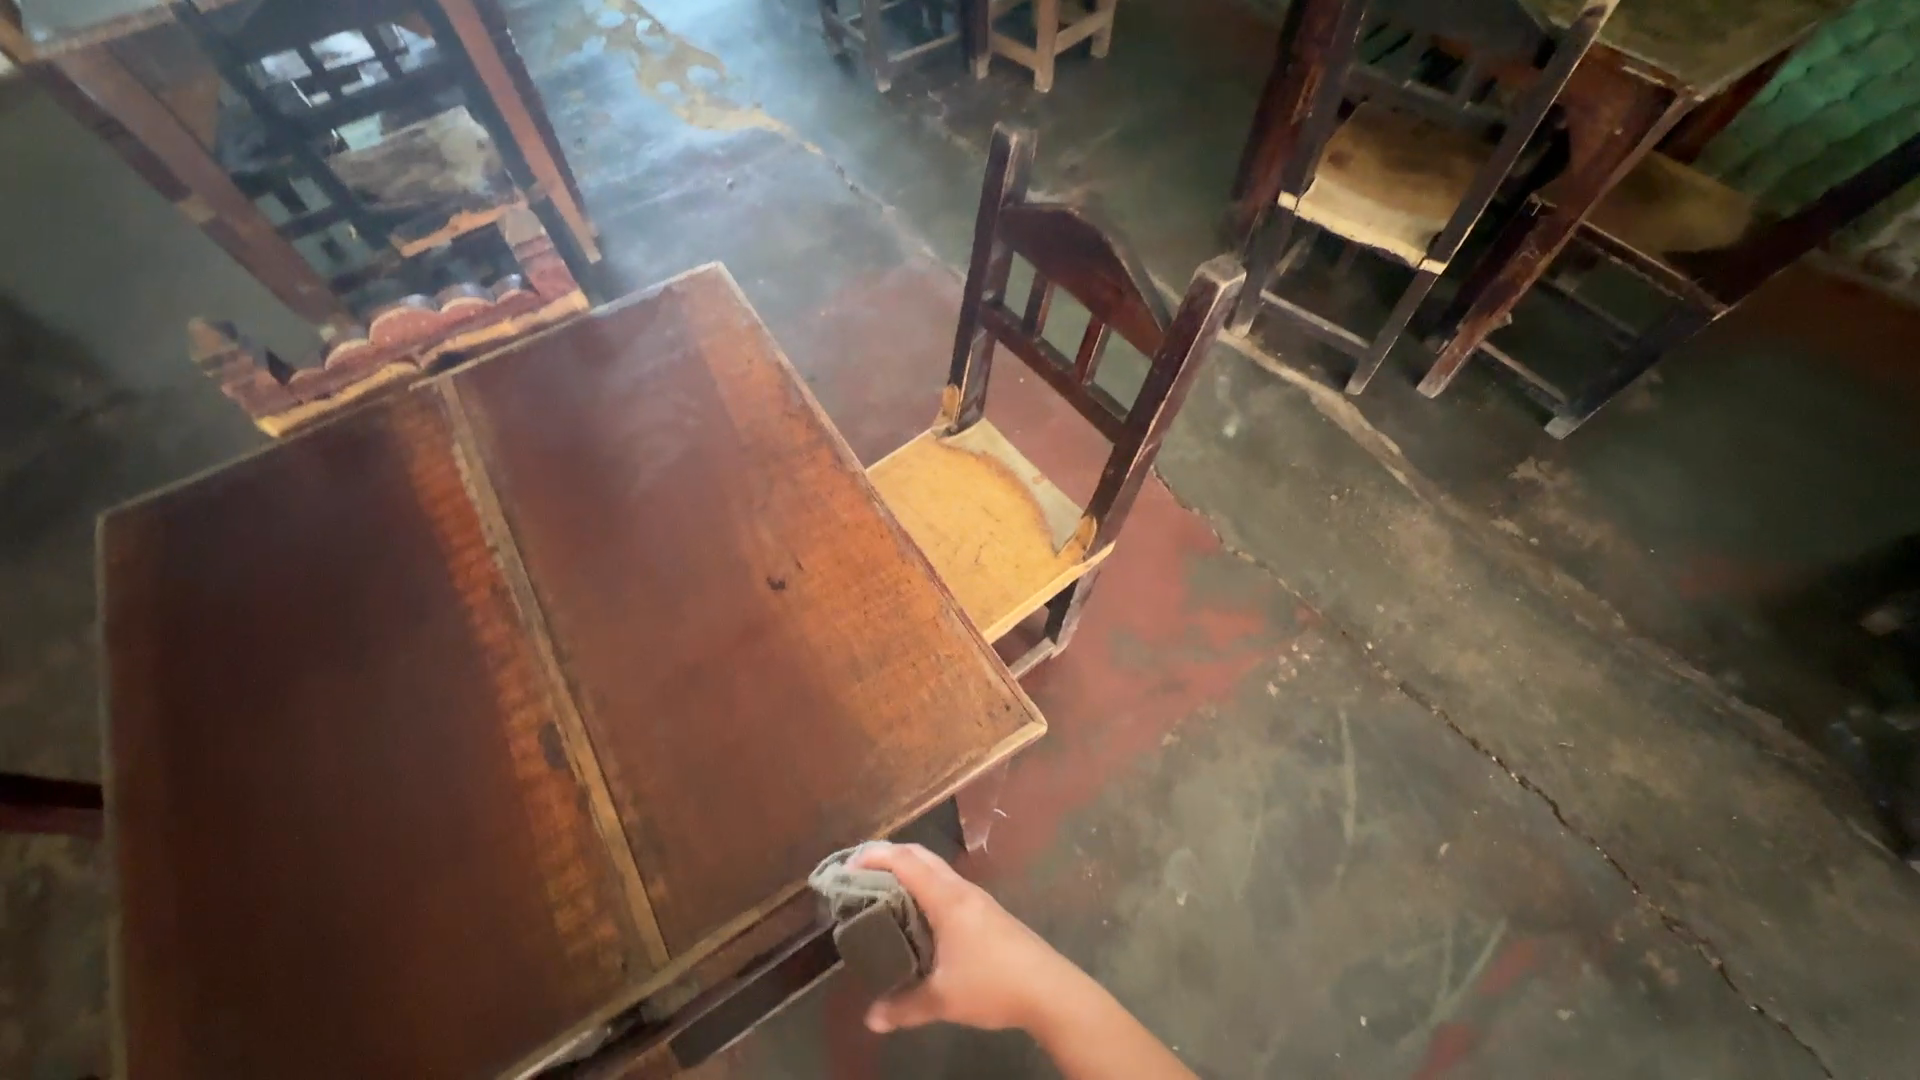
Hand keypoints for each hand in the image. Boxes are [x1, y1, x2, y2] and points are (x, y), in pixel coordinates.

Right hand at [849, 842, 1086, 1033]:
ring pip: (936, 869)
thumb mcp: (943, 1000)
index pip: (905, 862)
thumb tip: (871, 1019)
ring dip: (908, 868)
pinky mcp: (985, 911)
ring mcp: (976, 898)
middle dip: (888, 856)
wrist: (1049, 989)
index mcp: (947, 898)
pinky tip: (916, 910)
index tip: (847, 865)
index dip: (875, 857)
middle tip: (858, 872)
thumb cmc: (993, 984)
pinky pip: (946, 883)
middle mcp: (960, 889)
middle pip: (920, 856)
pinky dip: (923, 883)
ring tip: (881, 888)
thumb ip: (904, 1007)